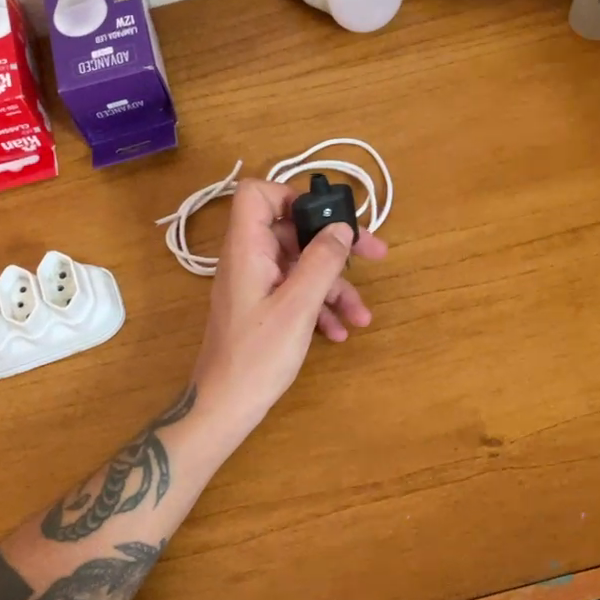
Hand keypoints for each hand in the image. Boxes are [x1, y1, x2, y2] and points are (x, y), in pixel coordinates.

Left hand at [190, 179, 388, 437]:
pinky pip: (294, 293)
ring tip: (362, 316)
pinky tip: (339, 332)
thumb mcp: (298, 307)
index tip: (328, 218)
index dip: (292, 196)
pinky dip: (319, 307)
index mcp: (246, 249)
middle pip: (291, 231)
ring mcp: (253, 286)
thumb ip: (321, 262)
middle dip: (334, 246)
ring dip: (334, 286)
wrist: (224, 406)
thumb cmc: (257, 356)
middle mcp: (247, 260)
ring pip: (299, 267)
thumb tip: (341, 228)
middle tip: (375, 256)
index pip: (257, 193)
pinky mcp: (260, 310)